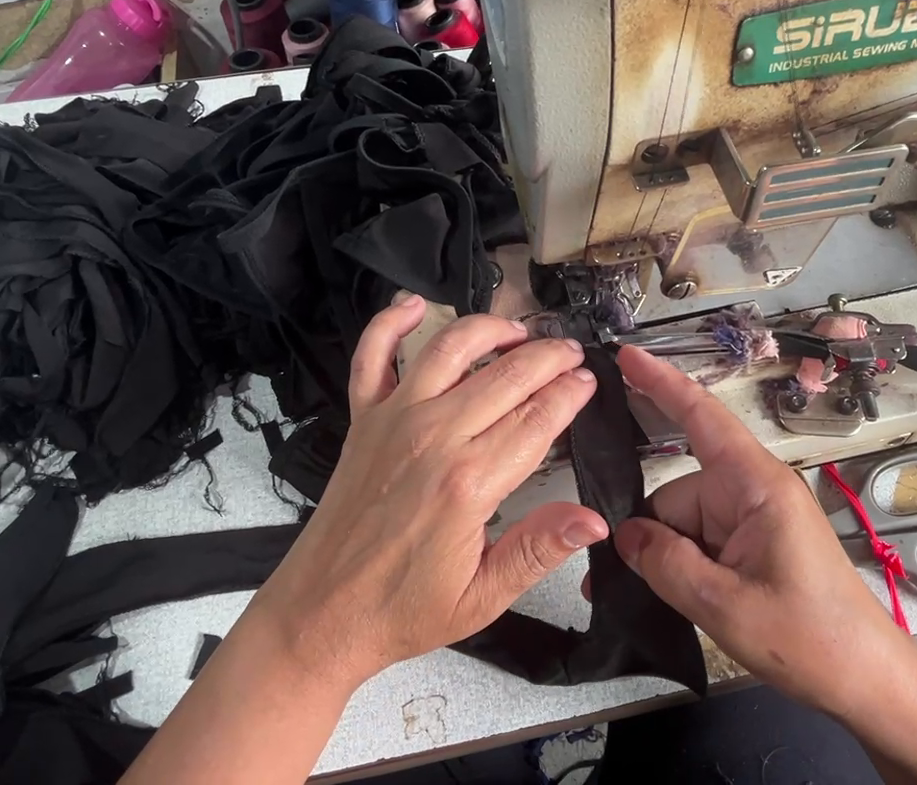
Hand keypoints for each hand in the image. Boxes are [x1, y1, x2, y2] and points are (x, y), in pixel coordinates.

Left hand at [242, 294, 610, 691]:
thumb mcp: (484, 595)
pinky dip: (389, 323)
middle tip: (570, 353)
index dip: (570, 394)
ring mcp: (394, 420)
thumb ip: (539, 549)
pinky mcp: (364, 419)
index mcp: (468, 483)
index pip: (537, 418)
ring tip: (518, 330)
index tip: (588, 382)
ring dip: (489, 329)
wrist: (323, 611)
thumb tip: (593, 521)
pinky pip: (372, 355)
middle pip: (506, 375)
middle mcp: (433, 437)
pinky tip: (412, 306)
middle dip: (548, 356)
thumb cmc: (402, 607)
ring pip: (450, 348)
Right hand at [608, 345, 916, 717]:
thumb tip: (625, 536)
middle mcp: (751, 490)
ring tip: (647, 600)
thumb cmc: (811, 638)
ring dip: (662, 557)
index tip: (625, 355)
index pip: (701, 417)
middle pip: (676, 492)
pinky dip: (679, 567)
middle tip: (606, 576)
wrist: (868, 680)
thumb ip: (666, 564)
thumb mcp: (725, 605)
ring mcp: (751, 518)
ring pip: (682, 522)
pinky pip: (699, 541)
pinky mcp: (751, 543)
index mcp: (756, 485)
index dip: (660, 382)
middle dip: (646, 531)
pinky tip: (667, 597)